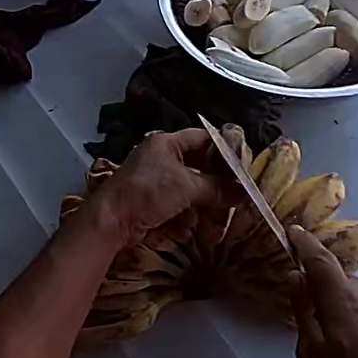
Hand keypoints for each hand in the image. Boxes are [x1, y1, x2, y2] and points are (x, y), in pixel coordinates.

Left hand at [91, 129, 238, 241]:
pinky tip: (205, 215)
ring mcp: (154, 177)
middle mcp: (159, 155)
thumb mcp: (187, 187)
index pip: (203, 137)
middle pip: (196, 161)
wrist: (111, 220)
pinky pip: (178, 198)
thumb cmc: (148, 192)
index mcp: (166, 142)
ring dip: (205, 193)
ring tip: (226, 202)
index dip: (224, 148)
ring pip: (188, 181)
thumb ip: (218, 188)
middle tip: (238, 185)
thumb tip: (246, 192)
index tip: (243, 162)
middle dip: (216, 175)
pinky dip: (191, 205)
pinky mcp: (150, 198)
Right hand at [290, 225, 357, 357]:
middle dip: (325, 284)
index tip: (295, 232)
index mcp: (344, 304)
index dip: (305, 244)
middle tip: (310, 302)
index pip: (321, 261)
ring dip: (347, 305)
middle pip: (342, 280)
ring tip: (339, 339)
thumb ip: (303, 311)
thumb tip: (296, 278)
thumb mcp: (312, 355)